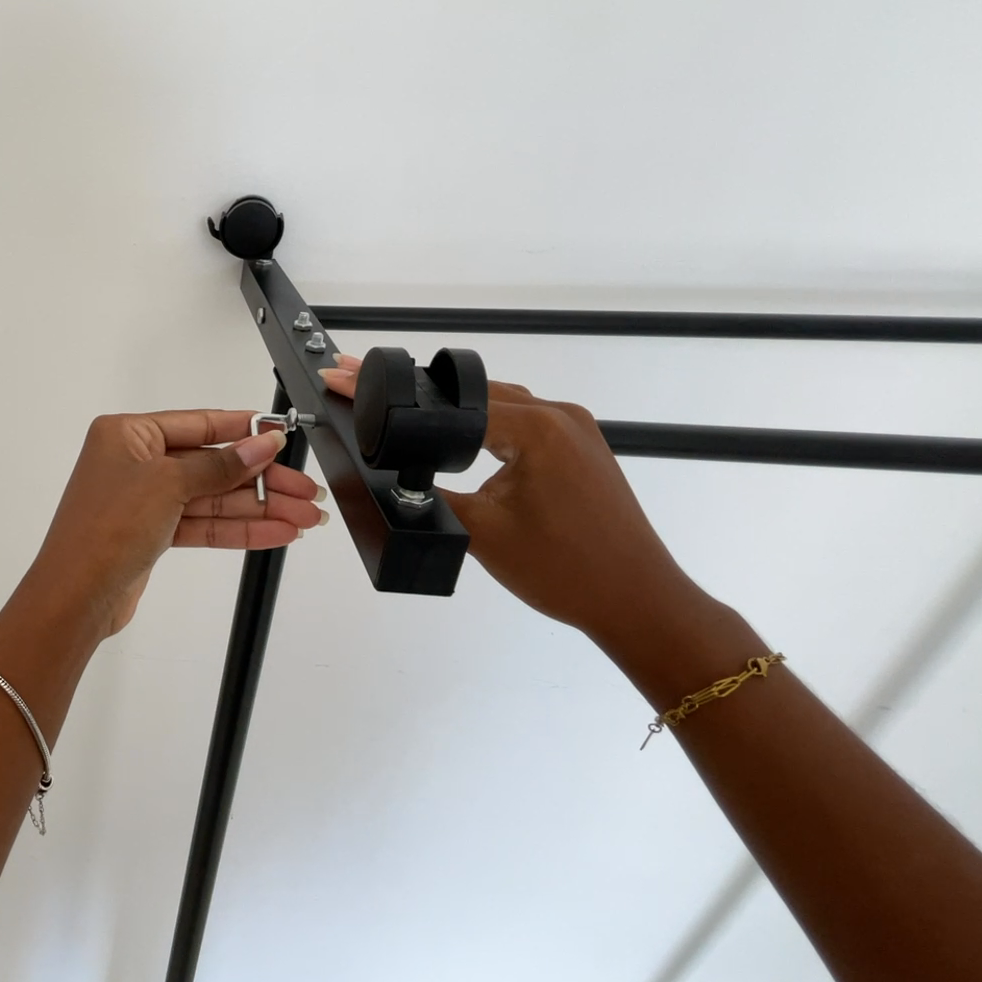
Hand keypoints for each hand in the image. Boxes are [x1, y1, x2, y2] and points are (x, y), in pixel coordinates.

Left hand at [25, 411, 326, 637]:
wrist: (76, 595)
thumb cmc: (104, 530)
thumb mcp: (168, 484)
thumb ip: (220, 465)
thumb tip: (261, 444)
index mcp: (127, 434)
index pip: (198, 424)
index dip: (243, 430)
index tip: (281, 436)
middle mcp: (134, 463)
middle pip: (211, 464)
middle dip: (262, 481)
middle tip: (307, 492)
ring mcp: (144, 500)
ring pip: (212, 498)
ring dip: (259, 509)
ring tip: (305, 516)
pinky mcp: (153, 533)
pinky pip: (204, 525)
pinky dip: (239, 529)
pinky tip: (277, 532)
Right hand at [319, 358, 712, 643]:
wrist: (636, 602)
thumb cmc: (568, 571)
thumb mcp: (480, 531)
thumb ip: (427, 495)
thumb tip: (395, 478)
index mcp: (537, 429)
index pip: (445, 401)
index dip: (388, 393)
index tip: (345, 379)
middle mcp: (560, 417)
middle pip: (469, 391)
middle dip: (414, 392)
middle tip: (358, 385)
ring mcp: (574, 430)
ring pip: (495, 404)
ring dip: (448, 408)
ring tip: (401, 412)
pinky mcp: (577, 448)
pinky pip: (518, 422)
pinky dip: (481, 424)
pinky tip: (451, 434)